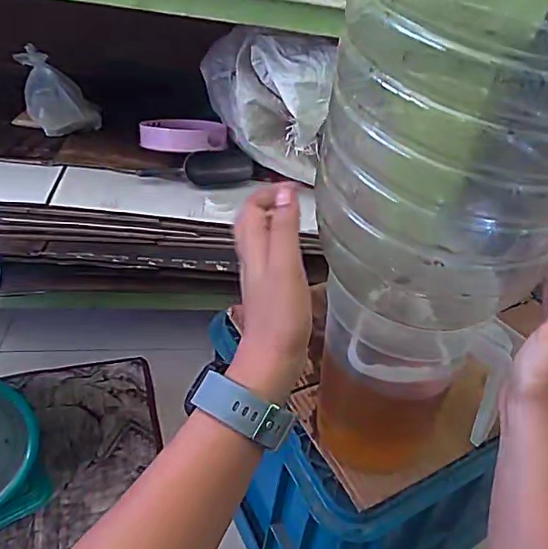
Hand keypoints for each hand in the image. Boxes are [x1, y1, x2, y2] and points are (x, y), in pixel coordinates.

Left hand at [227, 183, 311, 403]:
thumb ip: (284, 230)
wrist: (272, 362)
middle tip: (292, 197)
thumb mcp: (285, 267)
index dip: (267, 193)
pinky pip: (271, 261)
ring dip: (274, 224)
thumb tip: (285, 194)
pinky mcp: (270, 295)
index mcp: (253, 252)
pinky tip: (298, 255)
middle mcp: (253, 262)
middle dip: (267, 204)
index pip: (249, 210)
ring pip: (259, 242)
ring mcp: (260, 280)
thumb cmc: (279, 318)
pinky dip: (282, 247)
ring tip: (296, 218)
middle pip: (250, 224)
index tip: (293, 187)